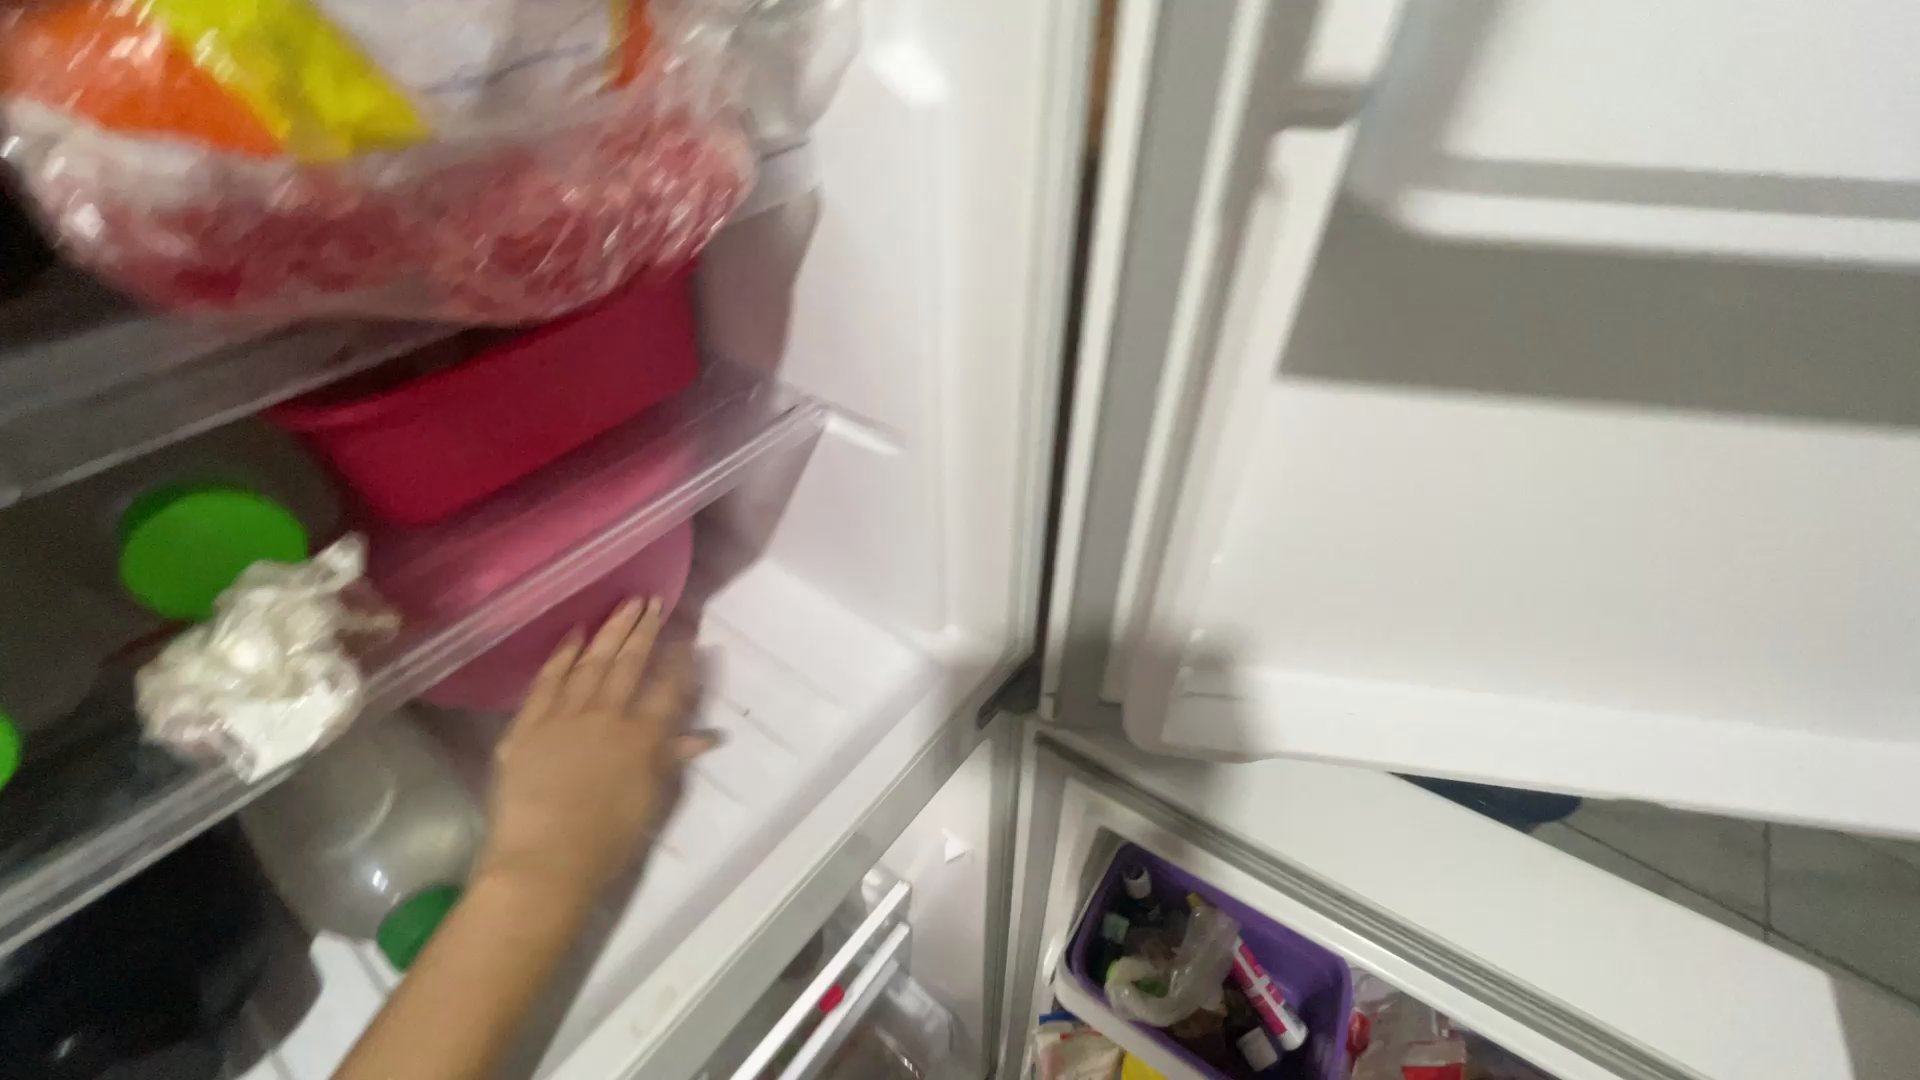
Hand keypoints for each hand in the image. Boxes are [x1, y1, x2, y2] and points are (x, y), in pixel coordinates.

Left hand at [475, 598, 715, 901]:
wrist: (543, 862)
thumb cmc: (607, 838)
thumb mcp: (651, 798)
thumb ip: (673, 758)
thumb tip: (707, 736)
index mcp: (642, 735)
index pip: (667, 686)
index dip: (678, 659)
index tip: (686, 635)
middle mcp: (607, 716)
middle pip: (629, 664)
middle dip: (643, 630)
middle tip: (652, 600)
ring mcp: (564, 717)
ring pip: (592, 664)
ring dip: (610, 632)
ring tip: (623, 605)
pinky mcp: (527, 726)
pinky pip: (547, 682)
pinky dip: (562, 656)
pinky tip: (574, 633)